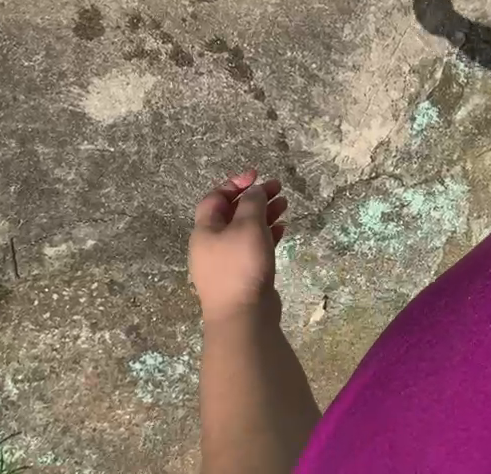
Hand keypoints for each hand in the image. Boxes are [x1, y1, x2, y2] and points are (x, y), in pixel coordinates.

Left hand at [189, 170, 288, 324]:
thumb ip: (252, 202)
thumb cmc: (241, 264)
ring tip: (285, 205)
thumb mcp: (248, 225)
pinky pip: (253, 246)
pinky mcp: (241, 273)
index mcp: (205, 231)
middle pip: (232, 212)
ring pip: (245, 229)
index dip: (235, 183)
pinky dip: (267, 234)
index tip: (257, 175)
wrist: (243, 315)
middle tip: (278, 187)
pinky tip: (282, 229)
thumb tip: (255, 191)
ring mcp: (226, 261)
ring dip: (264, 213)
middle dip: (255, 197)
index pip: (215, 199)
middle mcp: (211, 245)